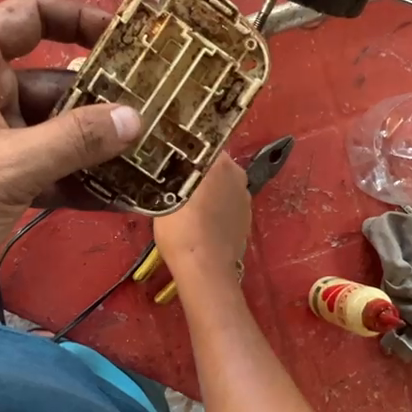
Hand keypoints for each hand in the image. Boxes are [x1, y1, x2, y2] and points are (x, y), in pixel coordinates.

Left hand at [0, 0, 142, 322]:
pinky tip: (127, 196)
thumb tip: (135, 119)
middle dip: (104, 97)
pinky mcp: (0, 186)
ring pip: (57, 132)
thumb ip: (74, 140)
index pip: (27, 17)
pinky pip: (51, 172)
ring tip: (156, 154)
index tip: (128, 37)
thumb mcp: (6, 165)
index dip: (77, 18)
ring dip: (100, 145)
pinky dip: (83, 182)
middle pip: (54, 81)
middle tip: (162, 110)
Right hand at [153, 154, 250, 286]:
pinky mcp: (247, 217)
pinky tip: (201, 219)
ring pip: (223, 184)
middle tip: (174, 180)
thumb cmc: (181, 229)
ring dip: (209, 189)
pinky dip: (217, 206)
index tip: (170, 158)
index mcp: (219, 162)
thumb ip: (171, 178)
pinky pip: (228, 203)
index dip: (185, 150)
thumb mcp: (164, 197)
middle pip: (214, 164)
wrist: (206, 267)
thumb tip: (169, 171)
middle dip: (197, 170)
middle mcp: (237, 174)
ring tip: (187, 202)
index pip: (201, 144)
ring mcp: (245, 197)